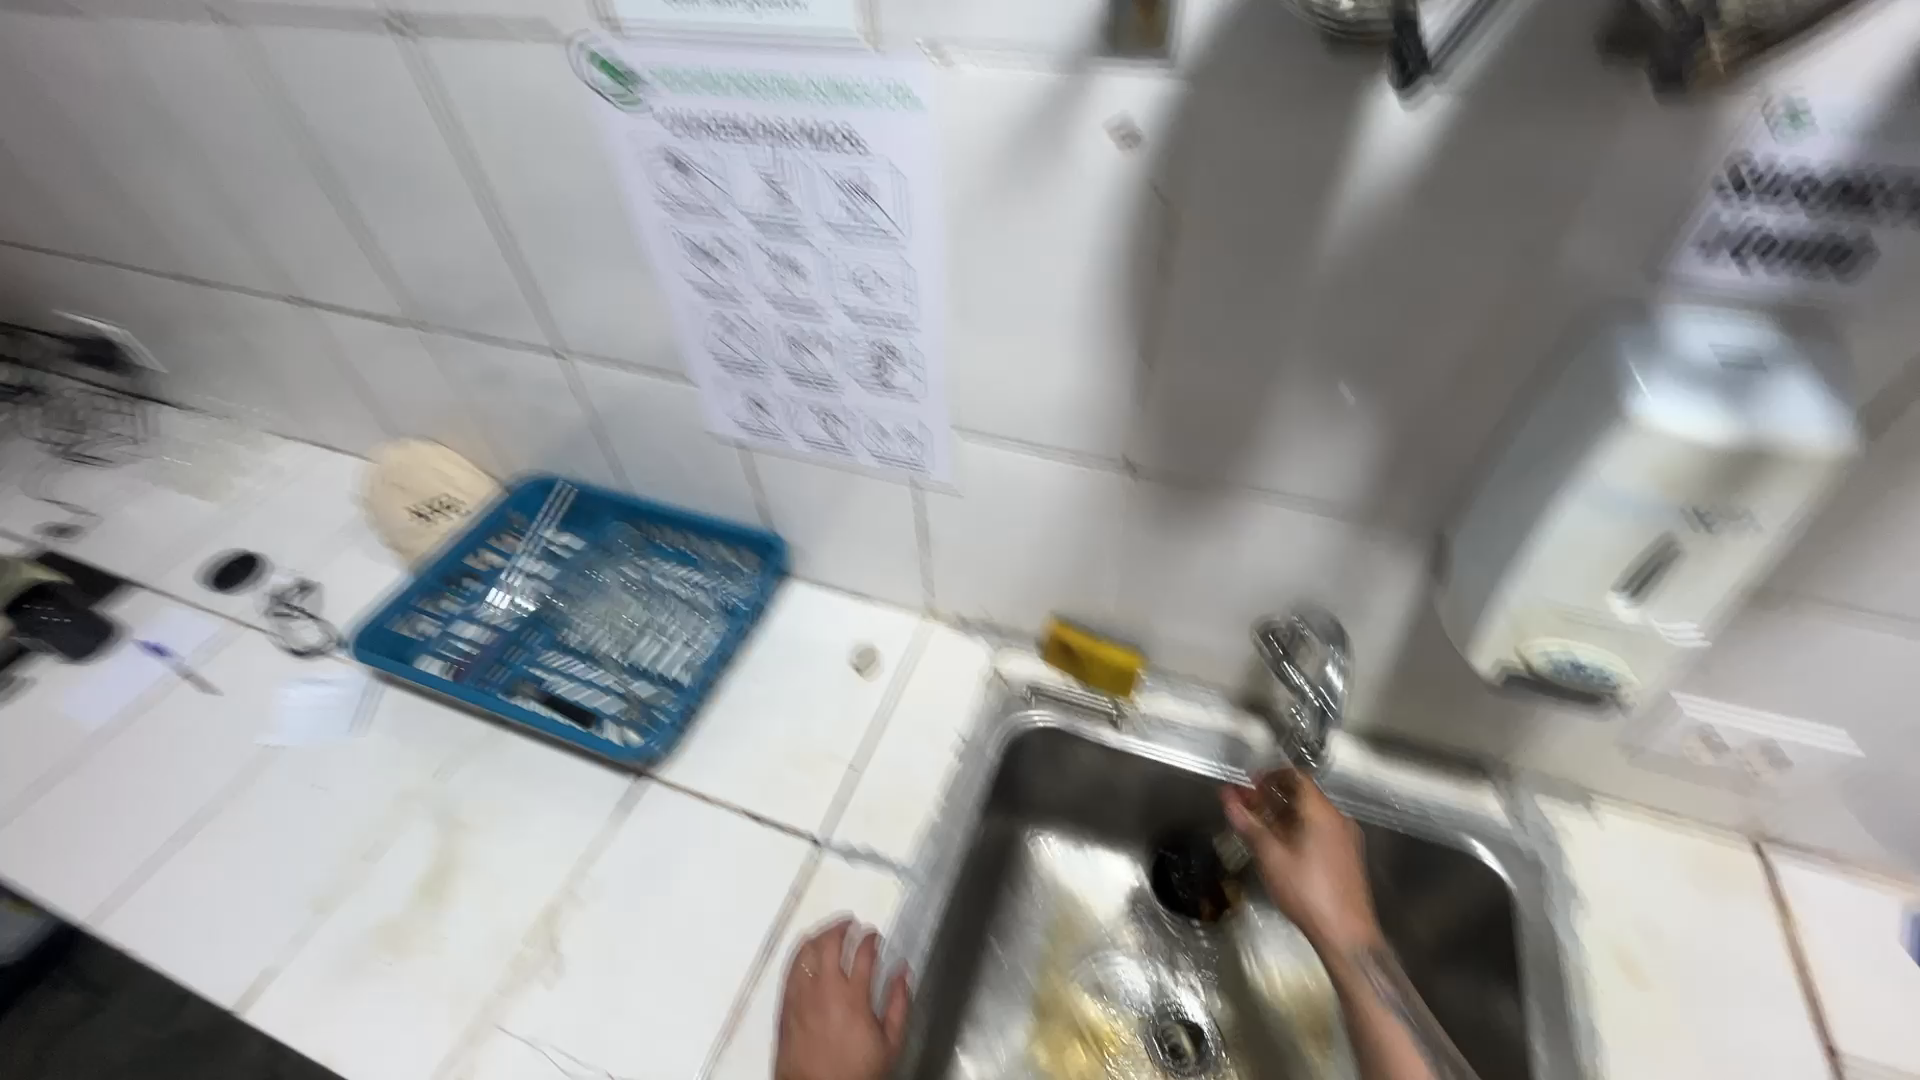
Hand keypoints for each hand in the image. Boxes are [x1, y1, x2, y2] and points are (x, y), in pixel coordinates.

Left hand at [775, 916, 910, 1079]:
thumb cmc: (853, 1072)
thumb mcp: (889, 1045)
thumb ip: (899, 1004)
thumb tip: (903, 972)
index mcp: (853, 997)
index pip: (863, 951)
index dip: (871, 938)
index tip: (875, 937)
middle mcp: (825, 989)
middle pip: (831, 941)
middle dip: (843, 926)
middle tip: (853, 925)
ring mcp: (802, 995)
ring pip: (807, 950)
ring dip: (821, 934)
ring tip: (831, 931)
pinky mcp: (786, 1004)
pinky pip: (791, 967)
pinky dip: (802, 953)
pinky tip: (809, 952)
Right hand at [1221, 769, 1382, 950]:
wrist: (1346, 935)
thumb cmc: (1306, 891)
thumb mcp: (1269, 856)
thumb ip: (1247, 822)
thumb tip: (1227, 798)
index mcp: (1322, 813)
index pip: (1297, 777)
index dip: (1270, 776)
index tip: (1250, 784)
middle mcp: (1338, 820)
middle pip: (1303, 795)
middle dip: (1273, 796)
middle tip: (1248, 804)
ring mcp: (1346, 839)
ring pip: (1311, 814)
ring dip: (1284, 813)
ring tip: (1259, 825)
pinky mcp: (1347, 858)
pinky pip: (1320, 830)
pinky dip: (1298, 828)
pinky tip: (1281, 845)